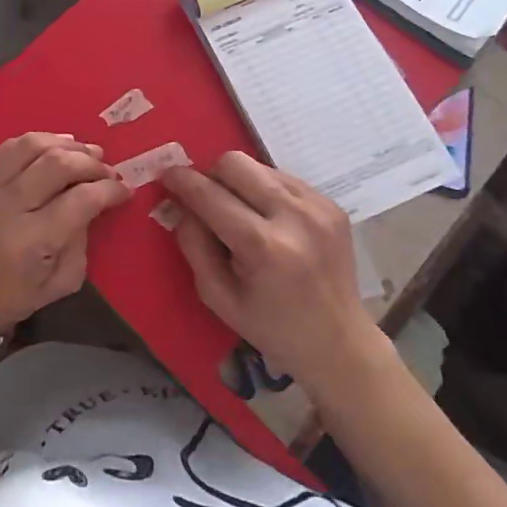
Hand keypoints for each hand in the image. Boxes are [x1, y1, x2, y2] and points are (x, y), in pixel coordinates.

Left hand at [0, 132, 130, 330]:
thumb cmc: (29, 288)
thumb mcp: (70, 274)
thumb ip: (85, 231)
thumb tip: (100, 193)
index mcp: (30, 241)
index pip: (79, 200)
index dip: (109, 189)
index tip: (125, 190)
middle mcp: (5, 209)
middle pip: (56, 165)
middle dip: (91, 163)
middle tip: (108, 170)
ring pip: (32, 146)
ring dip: (67, 145)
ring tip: (87, 153)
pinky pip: (11, 146)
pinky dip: (40, 141)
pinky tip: (59, 147)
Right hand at [161, 153, 377, 379]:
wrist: (338, 342)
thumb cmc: (271, 327)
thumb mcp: (218, 297)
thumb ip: (194, 245)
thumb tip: (179, 205)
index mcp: (264, 247)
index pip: (211, 196)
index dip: (184, 181)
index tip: (167, 174)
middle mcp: (294, 217)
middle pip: (237, 164)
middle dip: (212, 175)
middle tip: (206, 198)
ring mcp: (318, 206)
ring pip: (260, 166)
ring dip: (240, 182)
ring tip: (240, 212)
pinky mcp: (332, 204)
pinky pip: (284, 178)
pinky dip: (266, 191)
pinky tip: (268, 219)